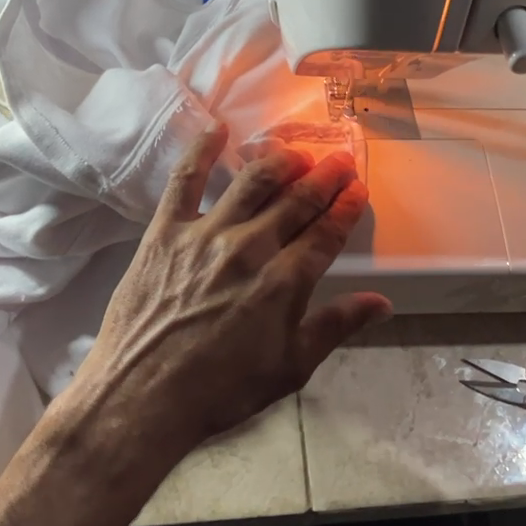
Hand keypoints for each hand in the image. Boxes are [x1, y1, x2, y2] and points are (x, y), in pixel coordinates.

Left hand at [74, 124, 392, 458]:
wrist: (142, 396)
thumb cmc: (220, 390)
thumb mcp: (290, 368)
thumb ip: (335, 326)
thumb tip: (382, 303)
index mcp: (284, 282)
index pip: (326, 232)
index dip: (346, 207)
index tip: (358, 189)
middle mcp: (250, 247)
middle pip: (296, 200)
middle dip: (324, 177)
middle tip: (339, 160)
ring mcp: (205, 234)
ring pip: (251, 182)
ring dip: (279, 161)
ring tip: (295, 152)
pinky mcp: (164, 231)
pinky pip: (184, 179)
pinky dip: (202, 149)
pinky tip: (218, 129)